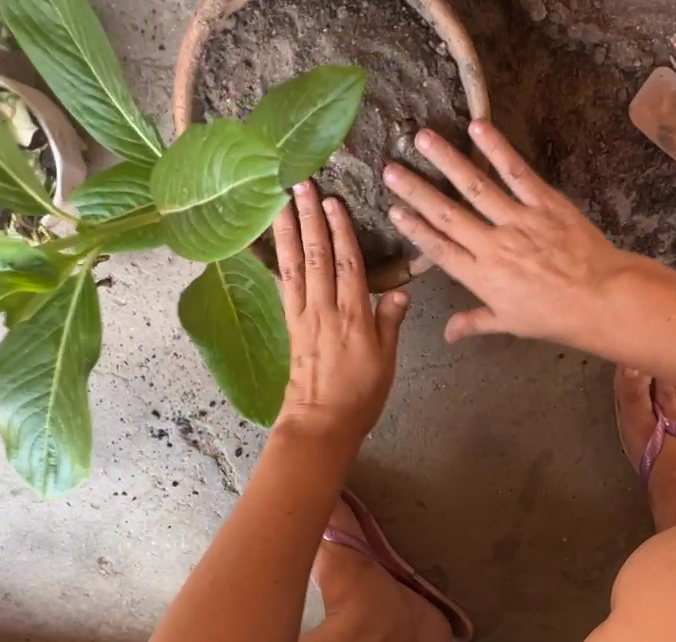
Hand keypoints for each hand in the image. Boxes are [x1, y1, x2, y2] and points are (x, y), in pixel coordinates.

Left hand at [272, 181, 410, 445]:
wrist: (321, 423)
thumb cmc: (360, 397)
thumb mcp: (387, 362)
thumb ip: (391, 323)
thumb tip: (400, 291)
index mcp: (354, 316)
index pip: (349, 263)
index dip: (341, 230)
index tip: (333, 201)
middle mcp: (325, 309)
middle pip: (317, 255)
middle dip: (310, 217)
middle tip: (301, 183)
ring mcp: (304, 316)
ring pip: (295, 264)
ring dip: (288, 230)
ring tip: (282, 201)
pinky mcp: (291, 327)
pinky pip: (284, 285)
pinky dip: (279, 260)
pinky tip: (275, 244)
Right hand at [383, 120, 644, 346]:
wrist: (599, 299)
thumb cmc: (555, 317)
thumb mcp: (511, 324)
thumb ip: (476, 322)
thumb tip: (448, 335)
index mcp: (482, 277)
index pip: (440, 250)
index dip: (415, 229)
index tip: (394, 210)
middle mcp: (493, 246)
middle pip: (447, 214)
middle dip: (417, 190)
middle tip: (390, 169)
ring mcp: (518, 221)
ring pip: (475, 186)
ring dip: (446, 160)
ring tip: (423, 137)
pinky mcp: (544, 203)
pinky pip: (516, 172)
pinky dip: (497, 148)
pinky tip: (477, 128)